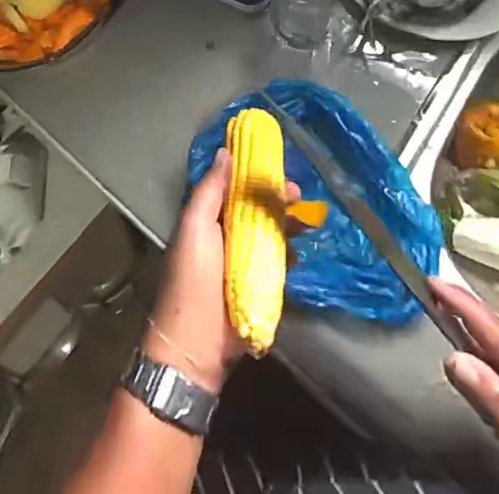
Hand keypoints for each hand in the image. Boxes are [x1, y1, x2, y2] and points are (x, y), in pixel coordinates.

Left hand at [147, 149, 298, 389]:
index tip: (279, 170)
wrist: (195, 345)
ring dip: (290, 224)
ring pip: (271, 233)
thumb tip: (226, 152)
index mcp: (208, 219)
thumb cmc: (192, 279)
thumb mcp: (195, 227)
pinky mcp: (259, 285)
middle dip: (280, 200)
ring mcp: (243, 261)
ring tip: (306, 223)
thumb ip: (210, 191)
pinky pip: (279, 262)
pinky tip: (300, 254)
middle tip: (299, 197)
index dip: (257, 176)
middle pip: (258, 209)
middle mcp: (226, 236)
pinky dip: (291, 254)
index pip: (236, 188)